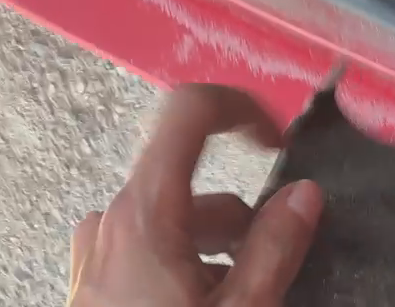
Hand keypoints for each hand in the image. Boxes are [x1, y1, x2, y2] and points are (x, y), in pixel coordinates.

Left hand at [69, 85, 323, 306]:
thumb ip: (275, 247)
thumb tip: (306, 193)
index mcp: (145, 210)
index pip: (190, 111)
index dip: (241, 107)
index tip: (278, 142)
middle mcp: (112, 218)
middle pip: (188, 178)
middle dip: (238, 210)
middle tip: (275, 253)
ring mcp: (94, 254)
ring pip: (169, 218)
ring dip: (213, 242)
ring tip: (245, 291)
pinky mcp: (88, 288)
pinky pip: (144, 249)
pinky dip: (182, 261)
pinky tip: (204, 305)